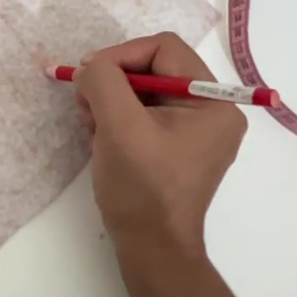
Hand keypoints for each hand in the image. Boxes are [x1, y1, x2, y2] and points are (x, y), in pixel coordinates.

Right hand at [74, 33, 246, 256]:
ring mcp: (193, 131)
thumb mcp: (118, 126)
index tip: (87, 75)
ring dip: (110, 99)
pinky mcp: (175, 146)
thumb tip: (89, 68)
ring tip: (90, 122)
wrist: (150, 247)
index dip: (121, 55)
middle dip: (113, 80)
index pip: (164, 49)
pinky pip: (143, 112)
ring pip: (144, 90)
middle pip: (153, 67)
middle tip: (83, 99)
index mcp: (213, 103)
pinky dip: (116, 116)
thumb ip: (103, 82)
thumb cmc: (141, 186)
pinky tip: (100, 135)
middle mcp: (211, 111)